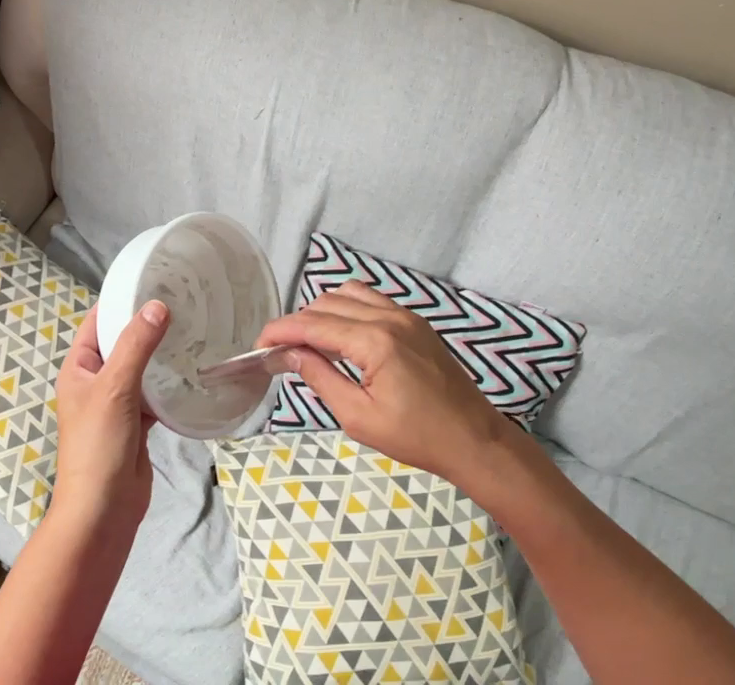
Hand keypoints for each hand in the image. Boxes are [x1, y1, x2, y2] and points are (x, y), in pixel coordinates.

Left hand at [50, 301, 170, 530]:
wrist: (103, 511)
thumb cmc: (99, 446)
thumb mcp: (115, 388)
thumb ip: (136, 346)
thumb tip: (157, 305)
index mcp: (78, 368)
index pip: (97, 321)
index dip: (120, 300)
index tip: (152, 280)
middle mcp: (94, 382)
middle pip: (122, 343)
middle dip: (146, 325)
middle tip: (183, 302)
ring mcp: (116, 404)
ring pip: (140, 369)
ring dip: (160, 354)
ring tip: (193, 330)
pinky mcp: (136, 424)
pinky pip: (154, 394)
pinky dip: (169, 384)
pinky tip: (192, 372)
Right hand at [256, 280, 520, 489]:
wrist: (475, 441)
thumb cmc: (417, 437)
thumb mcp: (359, 417)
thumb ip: (320, 378)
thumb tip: (289, 354)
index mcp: (374, 341)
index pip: (312, 324)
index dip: (280, 332)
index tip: (259, 346)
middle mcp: (388, 318)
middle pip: (325, 304)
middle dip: (296, 323)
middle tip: (281, 351)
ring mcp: (405, 316)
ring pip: (347, 294)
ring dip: (321, 312)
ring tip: (309, 343)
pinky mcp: (415, 322)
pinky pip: (370, 299)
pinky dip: (346, 309)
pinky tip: (340, 336)